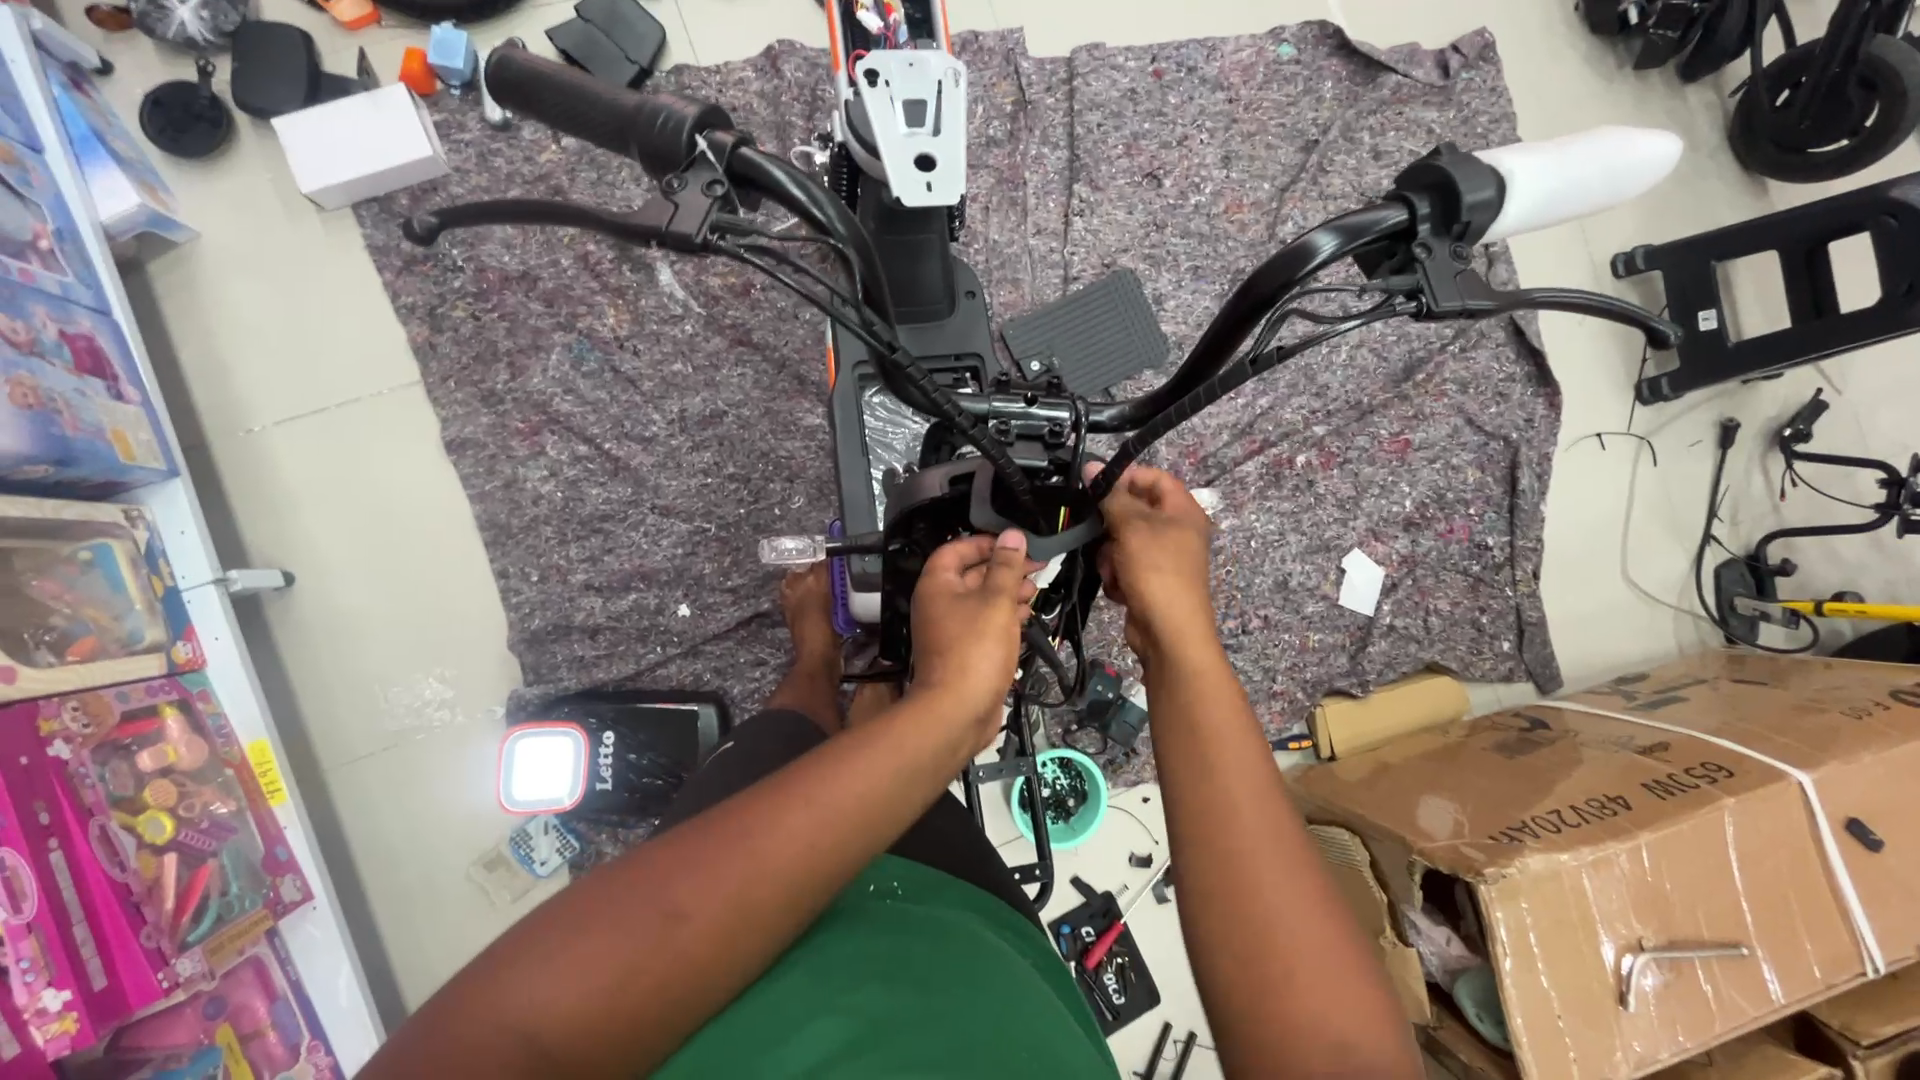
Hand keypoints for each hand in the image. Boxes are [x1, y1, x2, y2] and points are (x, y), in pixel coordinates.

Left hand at [908, 531, 1038, 750]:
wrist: (958, 710)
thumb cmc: (975, 648)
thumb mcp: (996, 601)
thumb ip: (1006, 567)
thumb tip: (1012, 534)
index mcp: (937, 585)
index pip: (956, 549)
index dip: (985, 543)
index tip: (1015, 545)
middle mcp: (938, 604)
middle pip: (971, 574)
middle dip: (1004, 569)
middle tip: (1037, 567)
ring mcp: (950, 630)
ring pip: (980, 601)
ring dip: (1008, 592)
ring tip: (1035, 590)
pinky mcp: (964, 651)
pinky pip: (984, 624)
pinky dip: (1004, 616)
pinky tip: (1027, 615)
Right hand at [1085, 461, 1216, 660]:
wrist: (1168, 633)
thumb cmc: (1156, 572)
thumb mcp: (1132, 527)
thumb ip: (1111, 496)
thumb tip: (1091, 466)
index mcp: (1183, 511)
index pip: (1154, 478)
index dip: (1127, 477)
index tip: (1097, 487)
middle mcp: (1176, 531)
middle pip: (1134, 511)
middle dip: (1112, 526)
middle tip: (1099, 533)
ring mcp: (1164, 558)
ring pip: (1122, 541)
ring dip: (1110, 555)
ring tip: (1113, 570)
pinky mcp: (1149, 581)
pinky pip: (1124, 566)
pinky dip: (1117, 575)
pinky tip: (1120, 589)